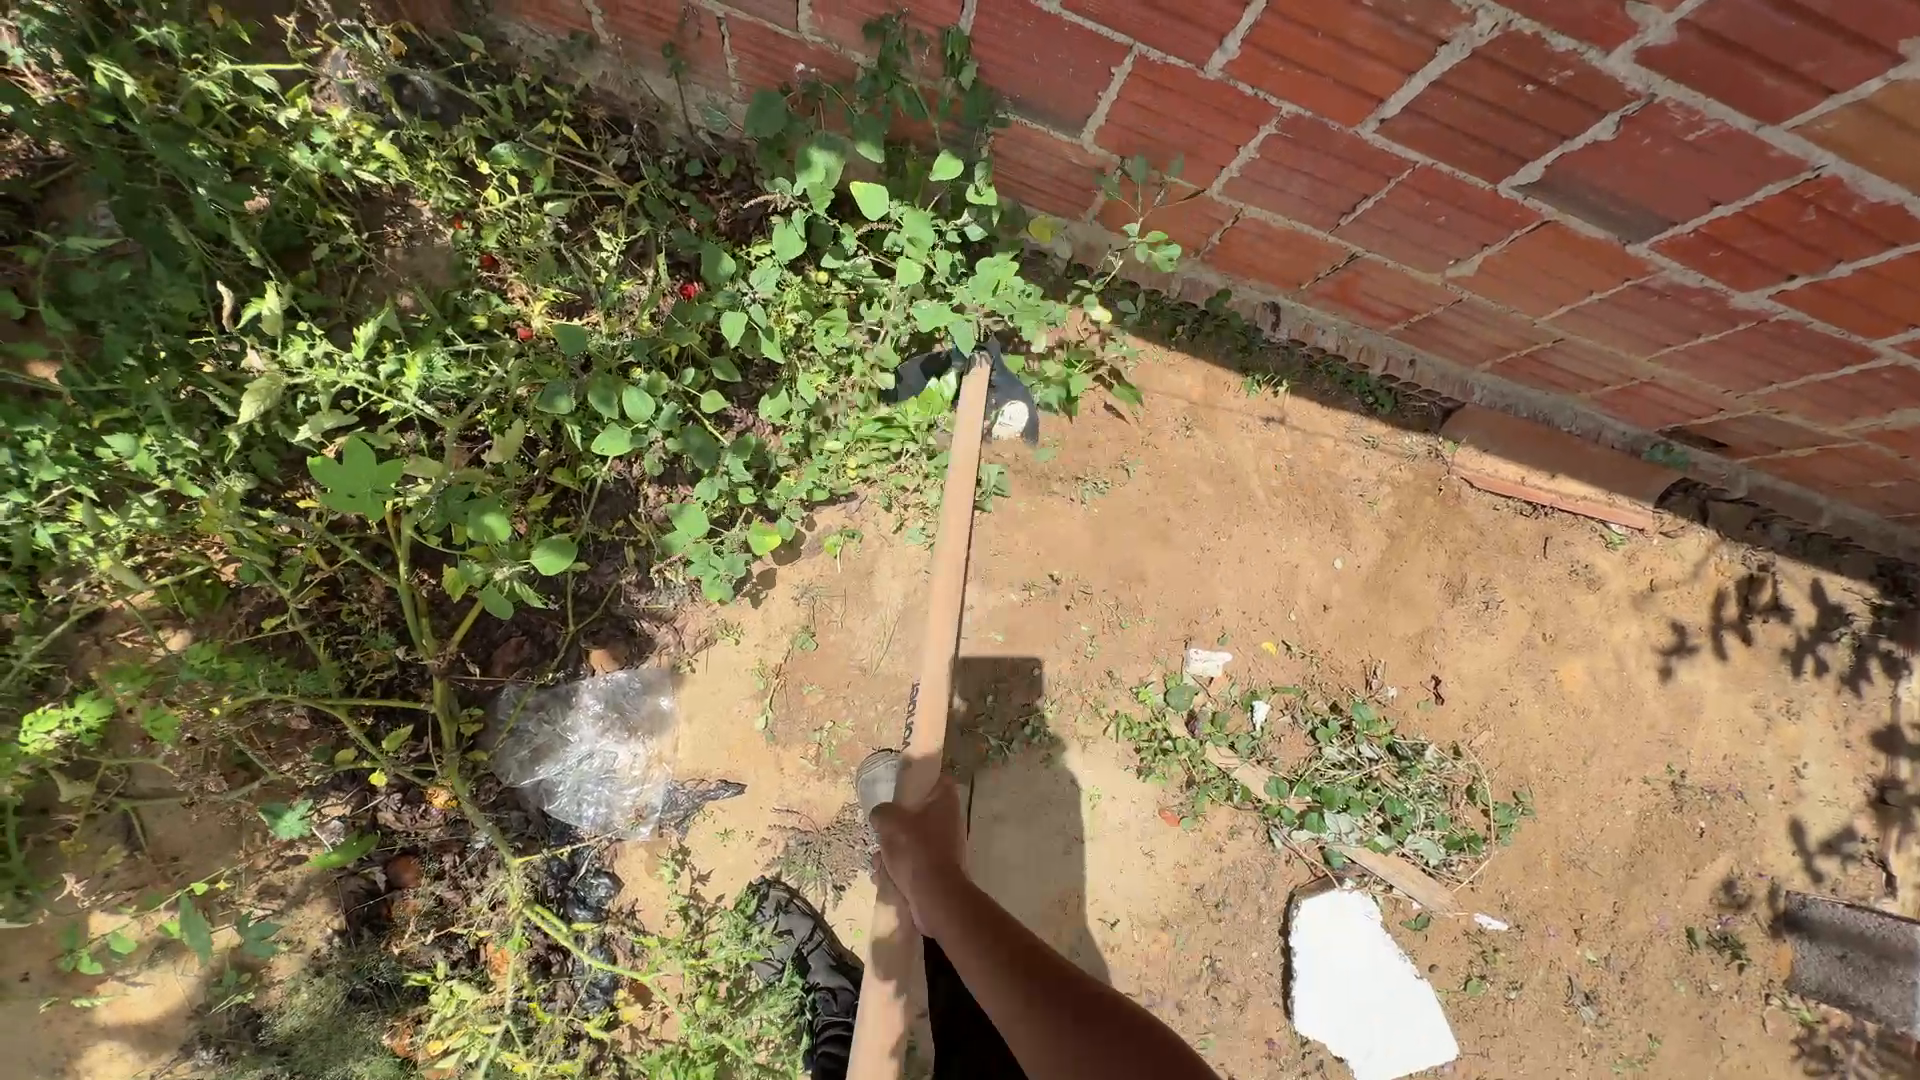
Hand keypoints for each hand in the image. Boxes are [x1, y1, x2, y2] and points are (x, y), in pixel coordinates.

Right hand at [868, 775, 968, 936]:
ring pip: (912, 838)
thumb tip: (880, 814)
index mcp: (945, 801)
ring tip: (878, 859)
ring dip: (892, 848)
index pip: (937, 778)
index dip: (919, 778)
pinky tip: (884, 877)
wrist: (935, 898)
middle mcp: (949, 820)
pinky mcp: (938, 869)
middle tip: (882, 828)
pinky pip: (913, 861)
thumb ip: (882, 812)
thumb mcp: (891, 823)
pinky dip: (898, 868)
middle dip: (896, 822)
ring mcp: (945, 846)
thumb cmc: (917, 851)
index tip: (900, 784)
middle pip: (920, 811)